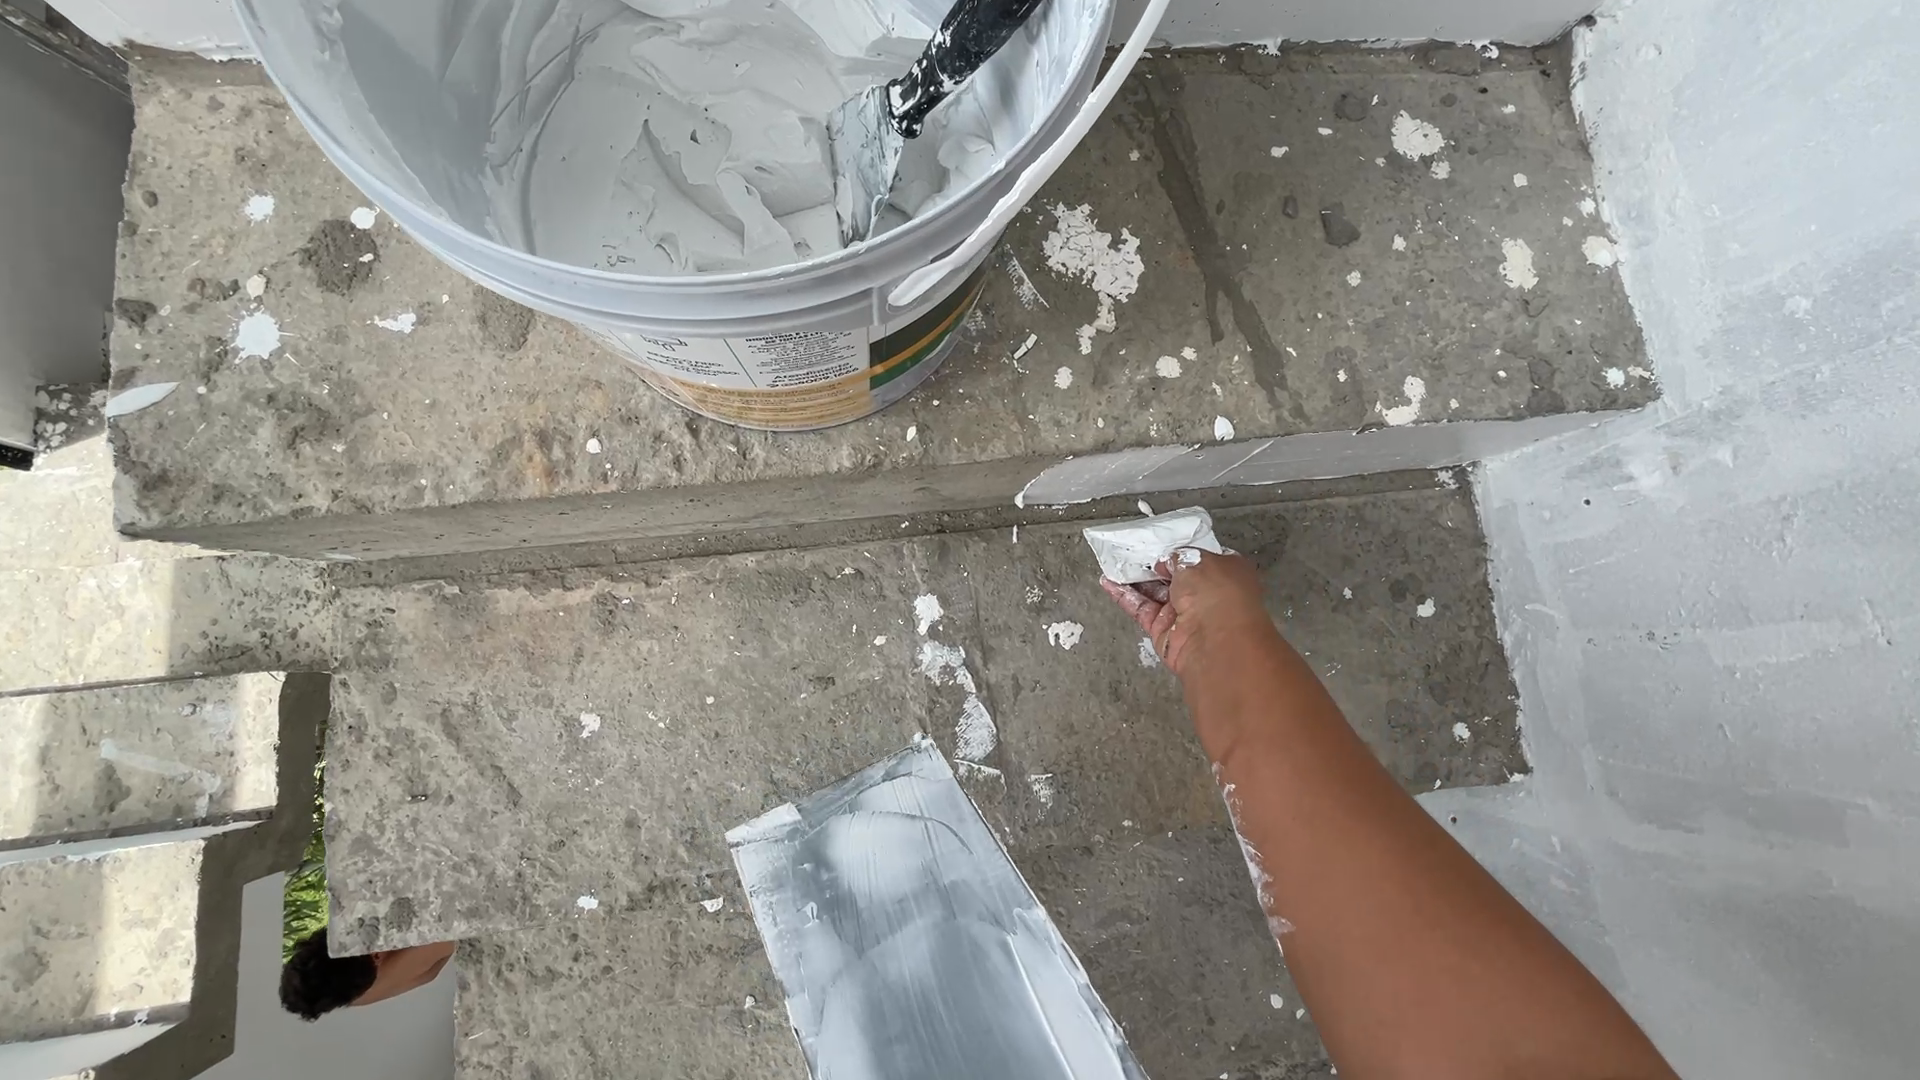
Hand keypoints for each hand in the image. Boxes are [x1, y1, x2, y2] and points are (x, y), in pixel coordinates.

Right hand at [1099, 549, 1272, 677]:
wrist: (1215, 643)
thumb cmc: (1218, 595)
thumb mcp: (1198, 560)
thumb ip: (1178, 557)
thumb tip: (1166, 561)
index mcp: (1226, 574)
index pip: (1200, 558)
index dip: (1180, 550)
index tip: (1160, 540)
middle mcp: (1207, 595)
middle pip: (1174, 576)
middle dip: (1154, 564)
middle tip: (1132, 549)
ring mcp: (1185, 614)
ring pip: (1155, 592)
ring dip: (1134, 578)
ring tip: (1114, 562)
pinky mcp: (1164, 630)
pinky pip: (1141, 609)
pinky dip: (1124, 596)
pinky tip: (1108, 582)